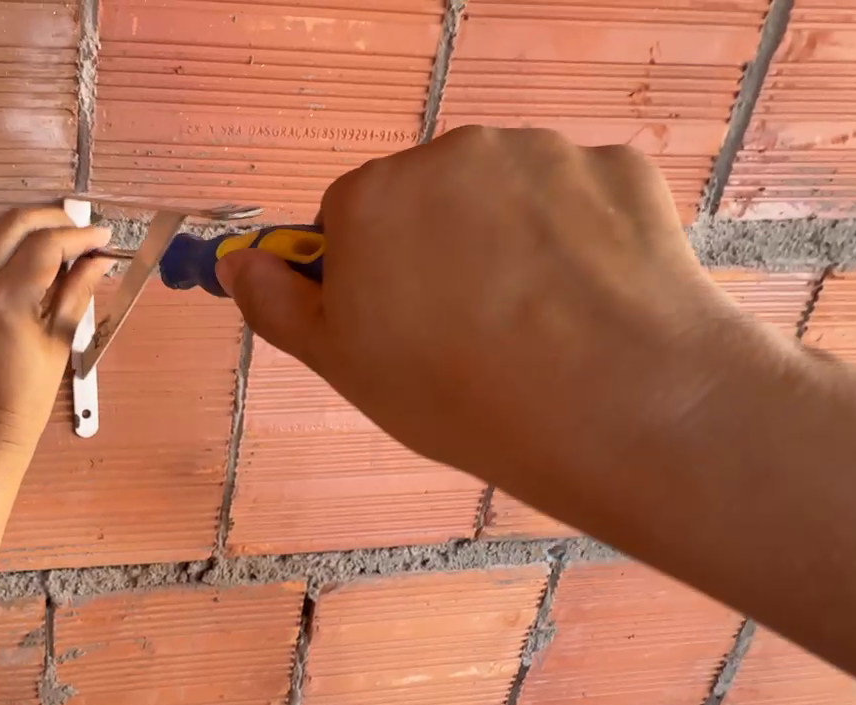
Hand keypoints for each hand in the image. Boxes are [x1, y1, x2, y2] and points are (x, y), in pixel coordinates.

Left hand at [0, 207, 111, 453]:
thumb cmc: (27, 394)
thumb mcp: (59, 341)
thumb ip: (76, 292)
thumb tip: (99, 260)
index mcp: (8, 299)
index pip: (47, 244)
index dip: (80, 236)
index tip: (103, 238)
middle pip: (15, 222)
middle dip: (53, 218)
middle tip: (80, 231)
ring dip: (23, 221)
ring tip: (54, 234)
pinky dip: (0, 236)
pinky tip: (25, 250)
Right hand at [215, 126, 767, 495]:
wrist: (610, 403)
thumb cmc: (442, 389)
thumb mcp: (333, 361)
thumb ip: (274, 303)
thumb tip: (235, 262)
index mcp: (370, 197)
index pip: (341, 217)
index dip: (354, 272)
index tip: (380, 324)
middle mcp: (450, 152)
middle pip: (416, 197)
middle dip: (422, 247)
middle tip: (447, 328)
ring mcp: (543, 151)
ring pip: (492, 193)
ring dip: (491, 237)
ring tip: (518, 319)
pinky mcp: (620, 166)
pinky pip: (567, 196)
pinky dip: (562, 235)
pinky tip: (573, 296)